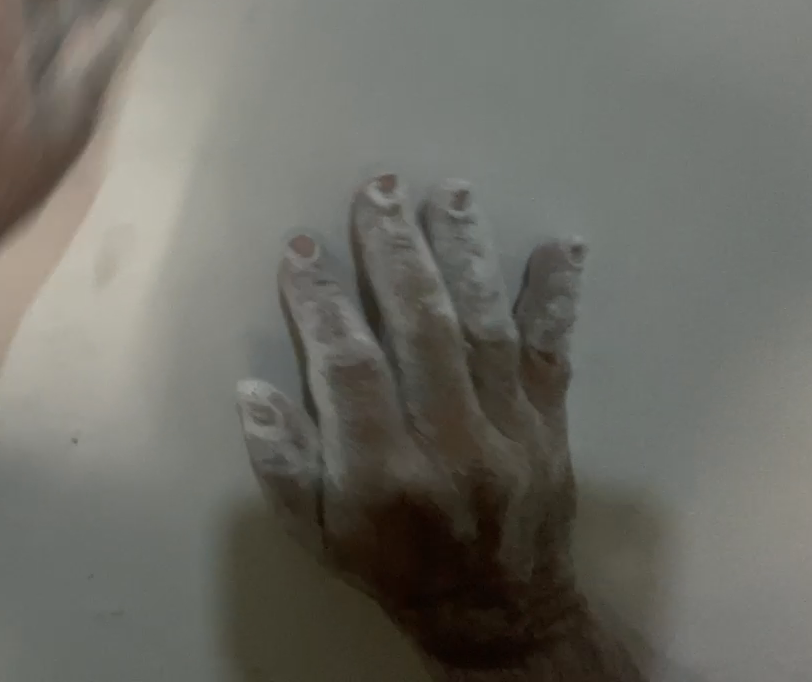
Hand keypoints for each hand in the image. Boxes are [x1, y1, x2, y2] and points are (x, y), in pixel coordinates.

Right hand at [237, 176, 591, 669]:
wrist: (502, 620)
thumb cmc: (384, 563)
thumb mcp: (310, 531)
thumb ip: (278, 461)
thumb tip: (253, 390)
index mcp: (382, 467)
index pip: (348, 365)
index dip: (321, 300)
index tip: (301, 248)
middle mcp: (451, 441)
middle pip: (423, 328)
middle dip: (395, 252)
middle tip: (379, 191)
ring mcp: (509, 431)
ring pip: (487, 328)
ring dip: (465, 254)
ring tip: (448, 193)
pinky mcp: (548, 428)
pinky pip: (554, 355)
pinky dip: (556, 298)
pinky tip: (558, 248)